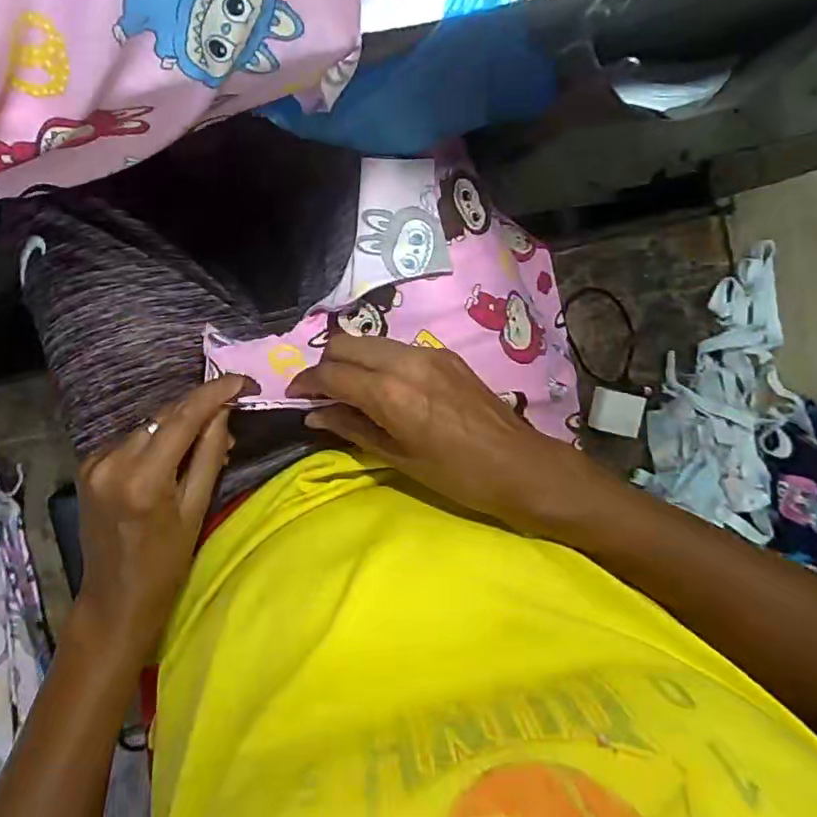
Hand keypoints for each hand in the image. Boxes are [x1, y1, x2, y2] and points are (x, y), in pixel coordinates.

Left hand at [73, 374, 252, 659]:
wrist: (115, 599)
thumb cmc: (165, 564)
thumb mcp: (195, 511)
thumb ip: (208, 455)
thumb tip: (223, 412)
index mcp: (143, 478)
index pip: (183, 418)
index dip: (214, 393)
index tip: (241, 381)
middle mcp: (113, 461)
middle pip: (164, 418)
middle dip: (198, 411)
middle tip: (229, 418)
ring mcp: (95, 462)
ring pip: (148, 426)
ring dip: (176, 427)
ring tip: (202, 443)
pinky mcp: (87, 465)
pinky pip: (130, 440)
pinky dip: (153, 441)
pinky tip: (168, 458)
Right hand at [286, 335, 610, 534]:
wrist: (522, 466)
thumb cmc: (458, 475)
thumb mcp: (398, 458)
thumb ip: (351, 428)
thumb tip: (314, 415)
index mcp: (390, 393)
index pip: (331, 373)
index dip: (306, 383)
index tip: (294, 396)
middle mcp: (404, 362)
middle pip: (344, 344)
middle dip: (324, 364)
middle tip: (319, 392)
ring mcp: (426, 353)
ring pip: (369, 341)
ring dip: (350, 359)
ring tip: (348, 388)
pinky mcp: (443, 353)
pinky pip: (395, 347)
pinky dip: (376, 360)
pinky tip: (382, 384)